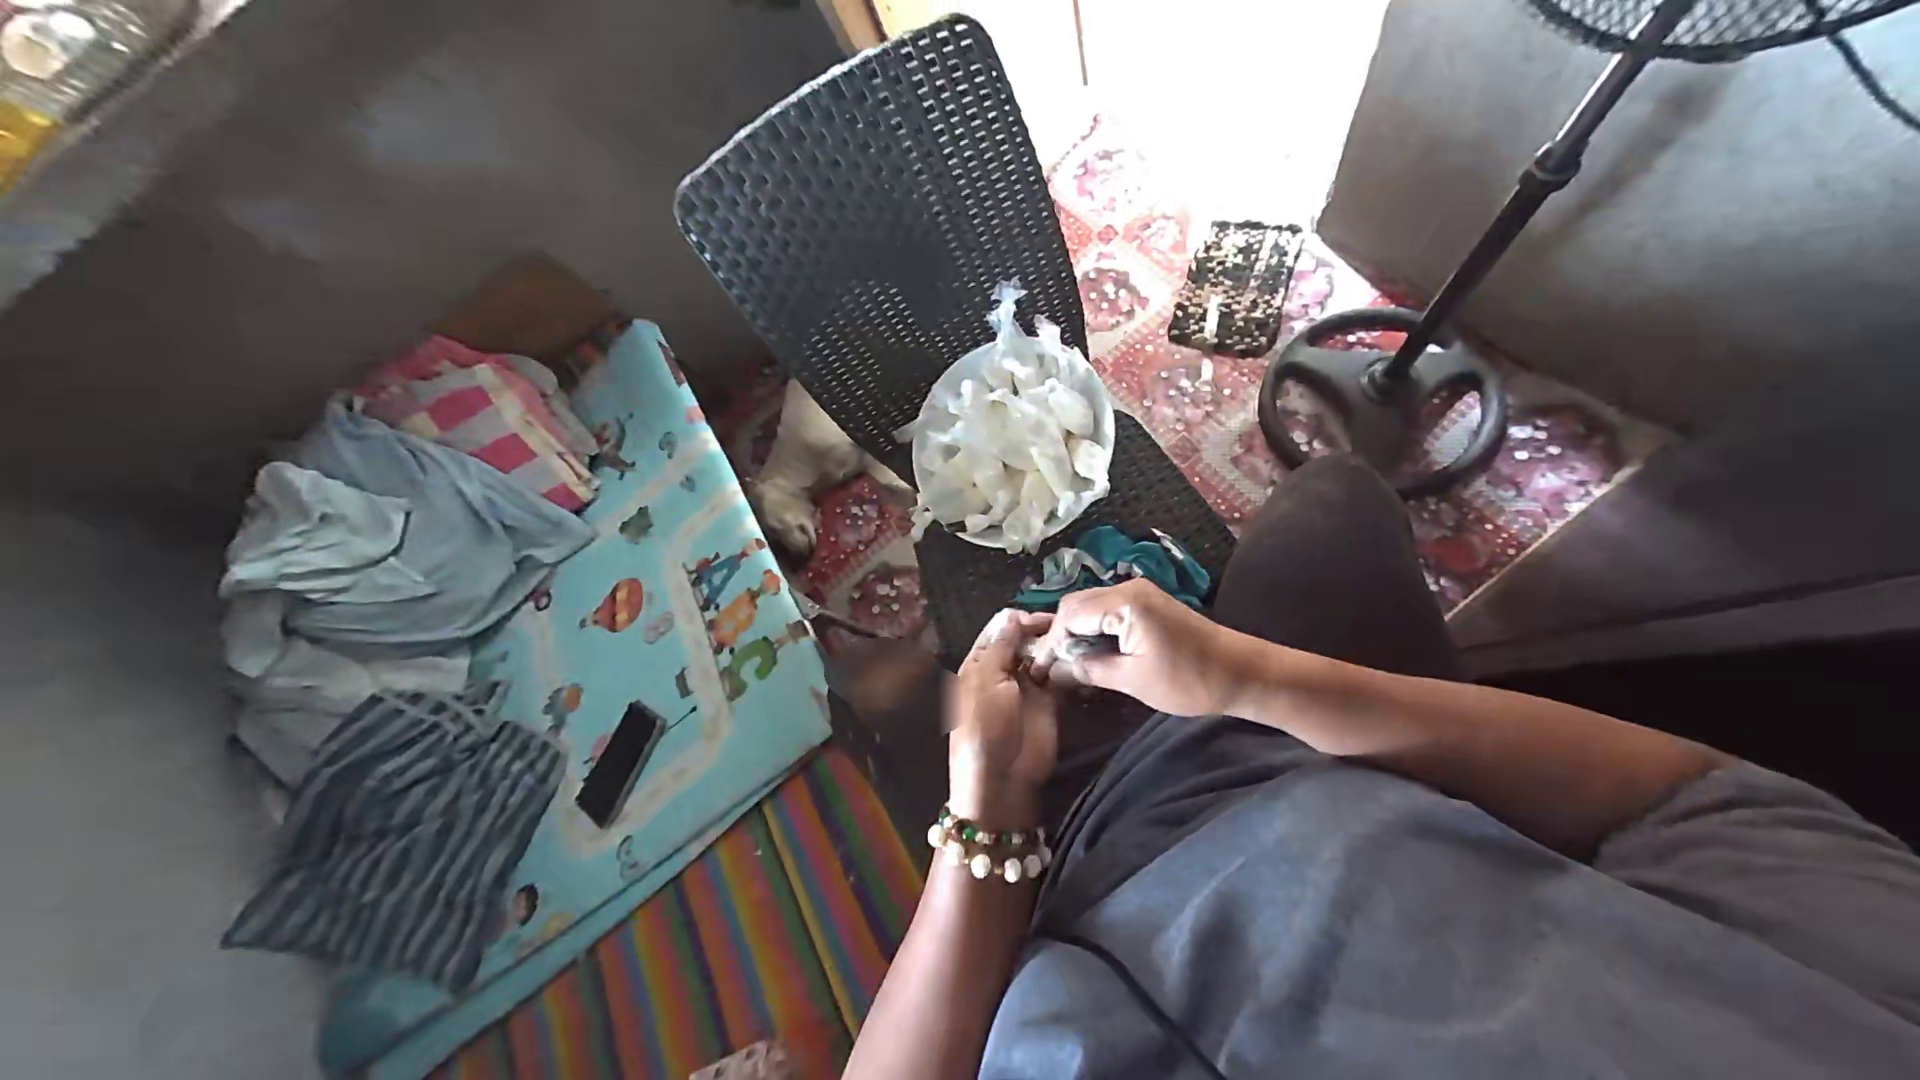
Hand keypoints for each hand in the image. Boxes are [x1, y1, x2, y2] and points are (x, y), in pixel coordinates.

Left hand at [947, 610, 1057, 827]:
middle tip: (1063, 625)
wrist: (1001, 778)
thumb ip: (1001, 647)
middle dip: (1039, 631)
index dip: (1017, 620)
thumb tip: (1013, 615)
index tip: (1041, 616)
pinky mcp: (1048, 701)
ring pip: (1041, 655)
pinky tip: (1076, 655)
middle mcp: (1002, 670)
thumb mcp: (985, 681)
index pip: (998, 631)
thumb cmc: (983, 726)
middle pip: (1022, 640)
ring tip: (1073, 637)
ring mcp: (1026, 686)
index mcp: (979, 663)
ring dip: (1054, 646)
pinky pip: (1056, 675)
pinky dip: (1065, 664)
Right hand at [1031, 578, 1244, 716]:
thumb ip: (1090, 669)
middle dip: (1061, 633)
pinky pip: (1108, 609)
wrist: (1242, 672)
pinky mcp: (1149, 602)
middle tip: (1054, 665)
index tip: (1041, 669)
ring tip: (1071, 661)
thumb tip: (1058, 670)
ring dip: (1077, 630)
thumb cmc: (1189, 680)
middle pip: (1077, 604)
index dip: (1052, 642)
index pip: (1070, 615)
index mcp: (1124, 603)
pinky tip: (1095, 651)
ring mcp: (1140, 592)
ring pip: (1091, 605)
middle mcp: (1128, 588)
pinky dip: (1095, 627)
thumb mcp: (1133, 681)